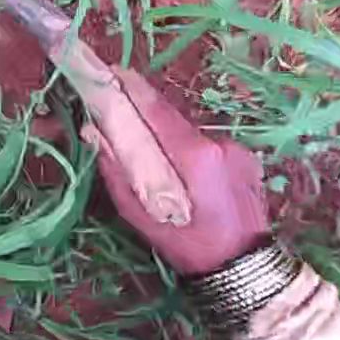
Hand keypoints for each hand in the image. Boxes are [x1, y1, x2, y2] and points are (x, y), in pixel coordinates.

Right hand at [88, 69, 268, 274]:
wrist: (242, 266)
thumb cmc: (184, 243)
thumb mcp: (139, 214)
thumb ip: (117, 171)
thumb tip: (94, 133)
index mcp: (192, 156)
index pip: (156, 110)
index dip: (133, 89)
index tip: (113, 72)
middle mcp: (217, 143)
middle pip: (171, 118)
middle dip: (145, 112)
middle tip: (120, 106)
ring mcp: (235, 148)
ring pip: (188, 132)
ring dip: (166, 136)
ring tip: (150, 154)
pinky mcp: (244, 157)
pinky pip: (205, 146)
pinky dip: (187, 151)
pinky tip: (183, 174)